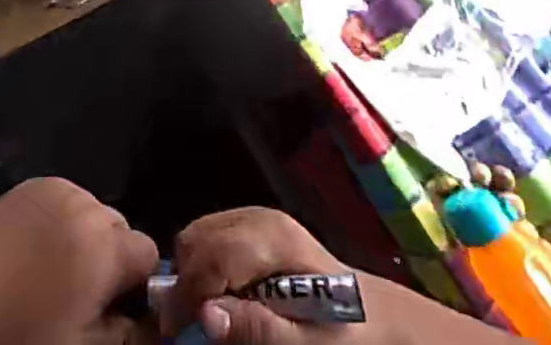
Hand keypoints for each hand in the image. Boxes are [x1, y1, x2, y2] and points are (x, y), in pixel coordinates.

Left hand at [0, 177, 159, 343]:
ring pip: (94, 213)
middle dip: (112, 258)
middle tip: (84, 294)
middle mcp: (88, 206)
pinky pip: (67, 201)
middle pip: (121, 229)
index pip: (148, 251)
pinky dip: (63, 221)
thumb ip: (127, 335)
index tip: (118, 307)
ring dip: (88, 237)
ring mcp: (59, 189)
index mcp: (106, 246)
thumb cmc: (17, 331)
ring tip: (56, 270)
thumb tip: (152, 323)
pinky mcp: (34, 185)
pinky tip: (37, 248)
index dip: (138, 283)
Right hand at [165, 208, 347, 340]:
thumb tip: (204, 315)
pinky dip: (204, 266)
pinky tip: (225, 297)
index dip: (185, 294)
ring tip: (211, 314)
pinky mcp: (252, 226)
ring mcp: (254, 217)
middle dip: (186, 282)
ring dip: (192, 274)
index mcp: (274, 240)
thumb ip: (259, 331)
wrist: (378, 319)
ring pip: (197, 236)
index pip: (211, 256)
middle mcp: (258, 217)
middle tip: (192, 327)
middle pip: (196, 239)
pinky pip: (209, 237)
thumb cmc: (347, 337)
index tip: (172, 332)